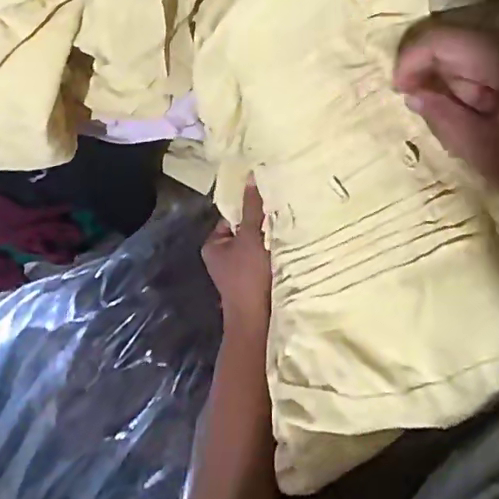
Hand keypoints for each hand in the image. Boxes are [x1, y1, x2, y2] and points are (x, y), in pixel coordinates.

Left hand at [203, 182, 271, 341]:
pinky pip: (261, 263)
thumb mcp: (251, 236)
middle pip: (244, 232)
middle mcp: (220, 258)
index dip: (249, 211)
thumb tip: (250, 175)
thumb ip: (252, 208)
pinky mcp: (249, 285)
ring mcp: (234, 274)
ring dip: (268, 243)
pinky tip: (285, 253)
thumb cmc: (248, 276)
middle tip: (280, 219)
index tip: (268, 205)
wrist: (257, 322)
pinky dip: (271, 258)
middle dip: (261, 228)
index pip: (232, 218)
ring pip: (254, 248)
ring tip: (285, 234)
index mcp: (212, 245)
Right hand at [392, 22, 498, 231]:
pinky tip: (496, 112)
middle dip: (436, 72)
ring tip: (475, 120)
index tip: (400, 95)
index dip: (408, 62)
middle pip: (454, 35)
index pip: (436, 37)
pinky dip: (482, 77)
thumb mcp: (493, 155)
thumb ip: (444, 119)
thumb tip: (414, 92)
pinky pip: (497, 51)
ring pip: (474, 43)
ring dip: (460, 77)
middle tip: (440, 115)